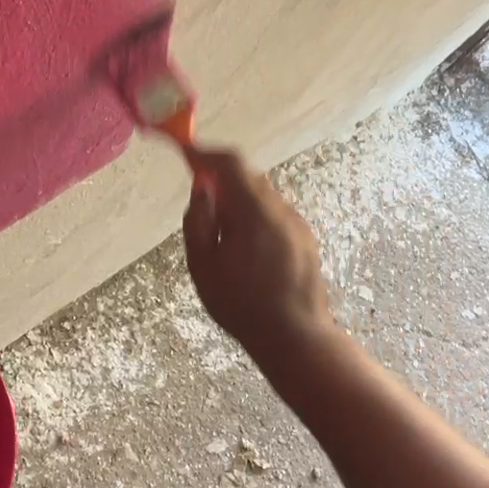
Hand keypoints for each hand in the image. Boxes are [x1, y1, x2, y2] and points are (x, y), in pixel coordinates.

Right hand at [181, 148, 338, 356]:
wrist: (295, 336)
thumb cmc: (241, 304)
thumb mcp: (203, 265)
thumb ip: (199, 221)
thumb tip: (201, 190)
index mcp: (253, 212)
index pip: (228, 164)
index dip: (203, 153)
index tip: (183, 151)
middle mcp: (280, 210)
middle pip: (247, 177)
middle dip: (220, 179)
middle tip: (201, 202)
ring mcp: (297, 224)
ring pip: (262, 196)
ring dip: (238, 201)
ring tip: (223, 239)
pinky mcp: (305, 239)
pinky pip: (274, 214)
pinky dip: (255, 217)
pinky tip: (247, 252)